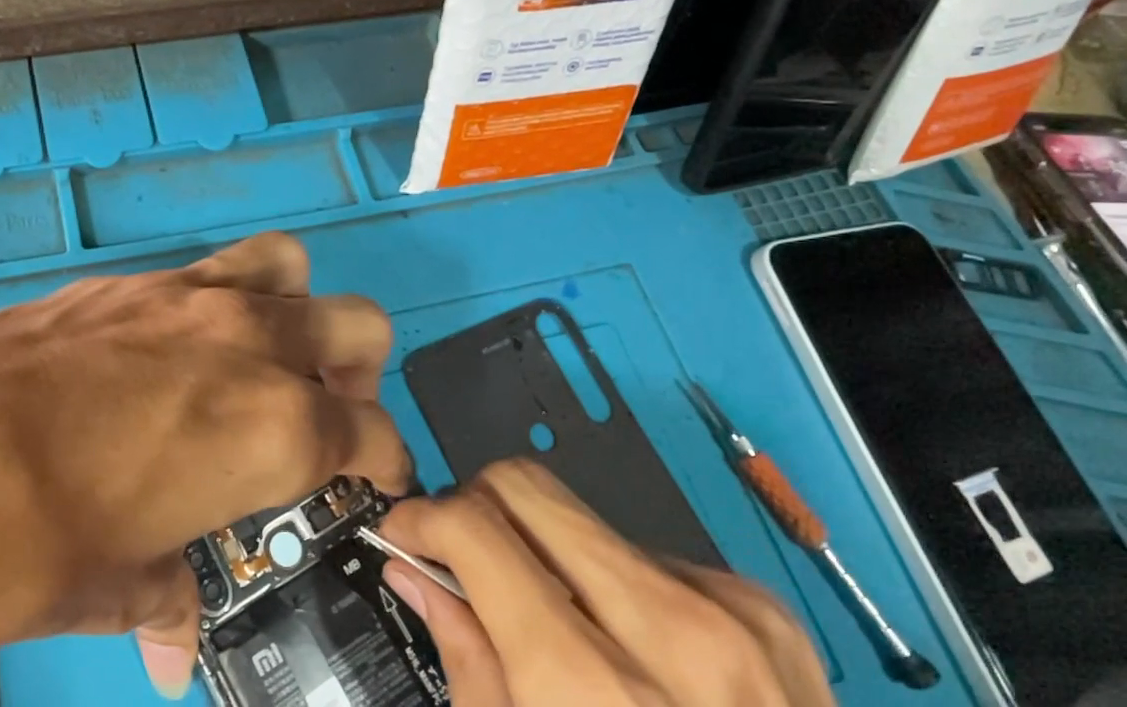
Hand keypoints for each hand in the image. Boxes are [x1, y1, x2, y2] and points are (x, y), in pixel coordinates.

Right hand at [379, 459, 834, 706]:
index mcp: (593, 686)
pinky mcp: (769, 616)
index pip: (475, 524)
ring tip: (551, 618)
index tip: (406, 535)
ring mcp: (731, 615)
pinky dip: (612, 583)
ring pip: (582, 515)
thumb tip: (415, 572)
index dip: (423, 518)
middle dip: (477, 510)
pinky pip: (648, 556)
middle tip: (462, 560)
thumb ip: (469, 663)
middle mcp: (667, 627)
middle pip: (527, 488)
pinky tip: (629, 649)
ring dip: (544, 549)